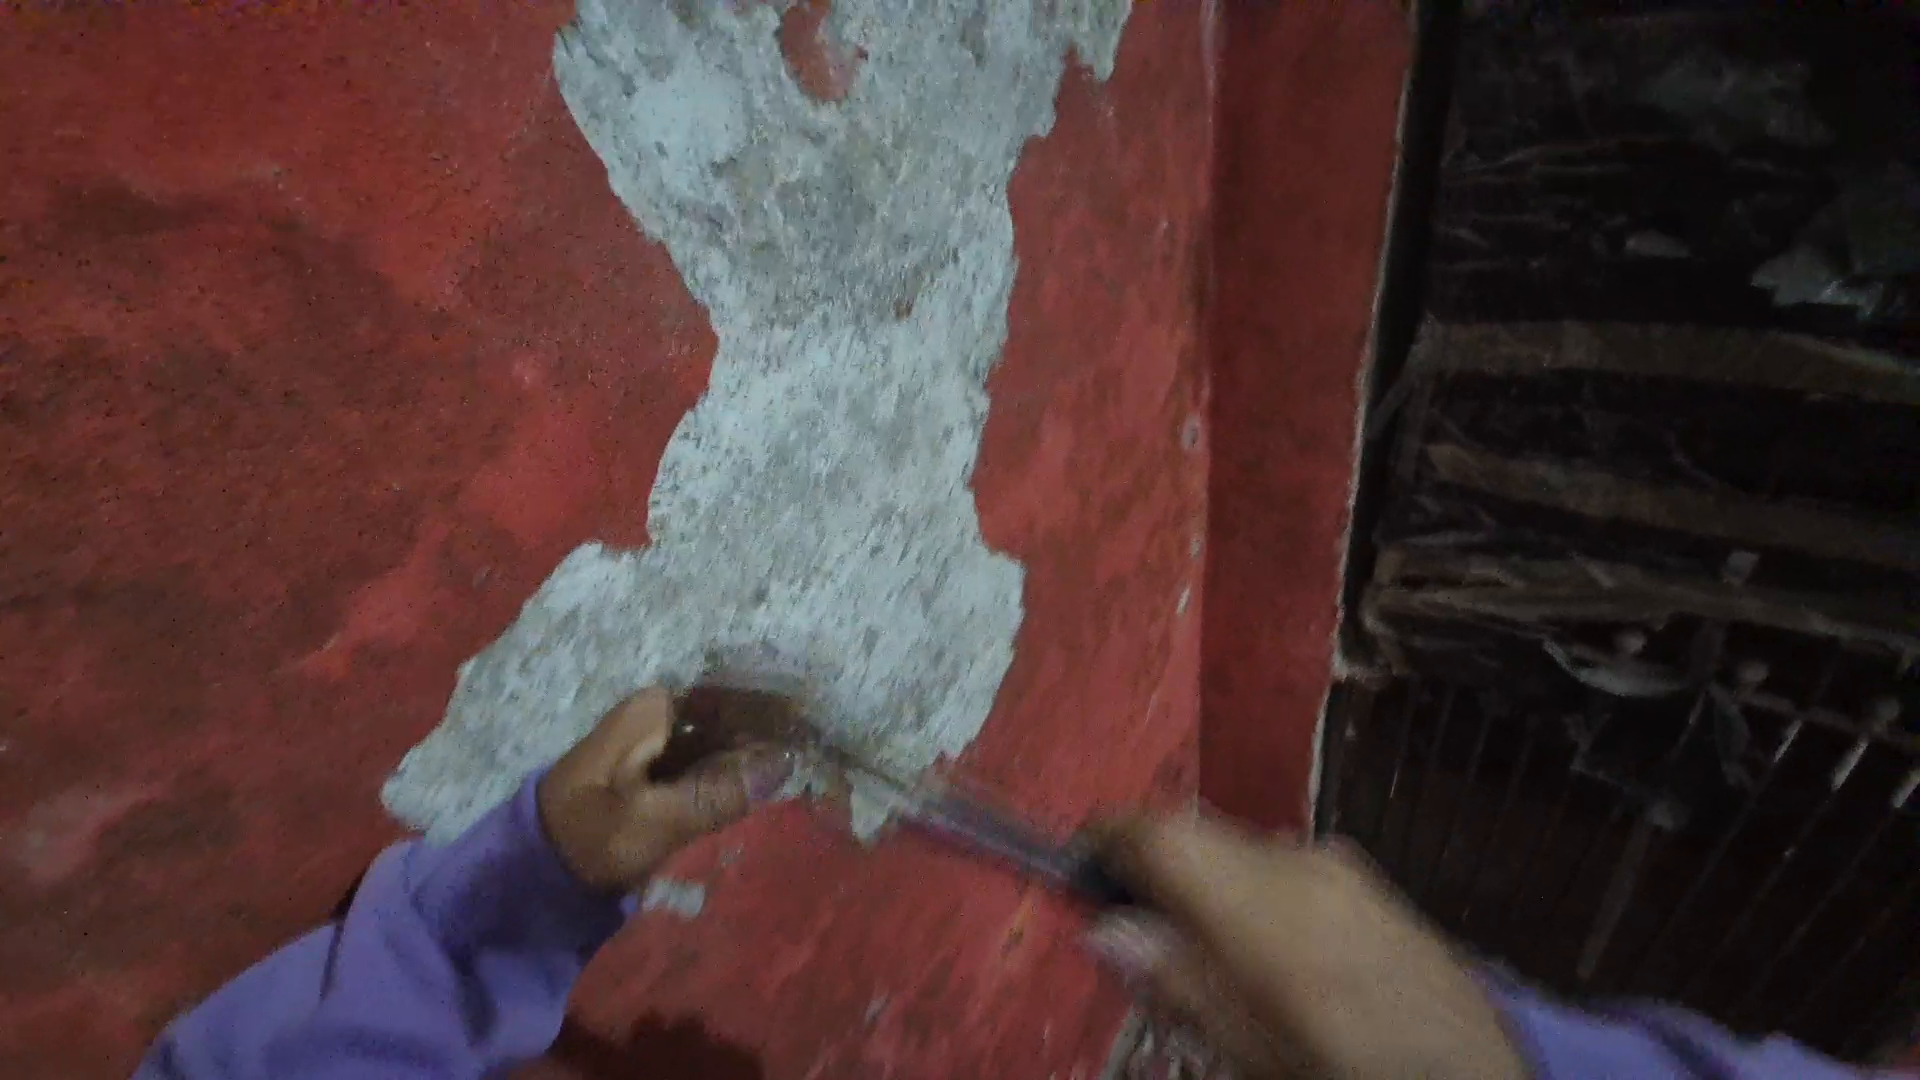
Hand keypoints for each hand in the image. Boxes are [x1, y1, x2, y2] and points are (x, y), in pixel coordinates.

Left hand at [537, 687, 793, 890]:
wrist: (531, 874)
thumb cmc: (587, 838)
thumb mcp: (653, 822)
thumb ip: (719, 794)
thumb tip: (786, 764)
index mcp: (656, 709)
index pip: (731, 694)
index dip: (776, 706)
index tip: (817, 722)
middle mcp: (662, 713)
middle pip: (732, 713)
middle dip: (774, 730)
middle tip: (823, 748)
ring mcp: (663, 739)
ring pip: (726, 736)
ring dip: (762, 749)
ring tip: (811, 759)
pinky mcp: (664, 766)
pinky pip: (713, 758)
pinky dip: (742, 767)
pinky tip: (775, 777)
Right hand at [1086, 814, 1527, 1079]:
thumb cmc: (1348, 1074)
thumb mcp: (1255, 1057)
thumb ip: (1177, 985)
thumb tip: (1104, 929)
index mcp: (1264, 909)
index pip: (1162, 834)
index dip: (1109, 835)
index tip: (1077, 861)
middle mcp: (1298, 864)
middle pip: (1196, 833)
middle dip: (1153, 861)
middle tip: (1131, 917)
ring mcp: (1338, 867)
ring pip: (1237, 846)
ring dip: (1202, 875)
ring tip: (1203, 943)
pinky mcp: (1368, 881)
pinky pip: (1281, 863)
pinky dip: (1249, 885)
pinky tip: (1269, 947)